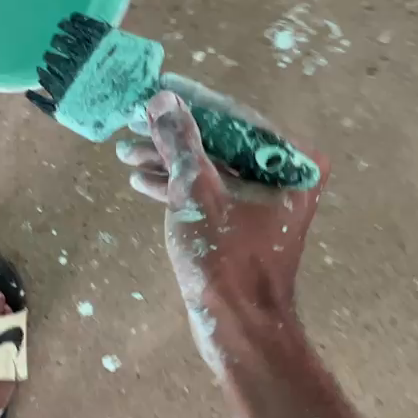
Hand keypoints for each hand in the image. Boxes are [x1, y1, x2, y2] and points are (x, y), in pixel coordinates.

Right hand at [116, 75, 324, 373]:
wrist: (239, 328)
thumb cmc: (225, 261)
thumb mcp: (196, 195)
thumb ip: (180, 144)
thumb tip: (162, 99)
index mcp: (290, 162)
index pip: (232, 118)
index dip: (188, 103)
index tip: (153, 89)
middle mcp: (285, 176)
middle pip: (220, 142)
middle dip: (172, 135)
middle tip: (131, 122)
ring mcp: (267, 202)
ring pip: (212, 169)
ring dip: (169, 161)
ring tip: (126, 153)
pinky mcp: (246, 225)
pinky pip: (212, 194)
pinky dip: (179, 188)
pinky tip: (143, 182)